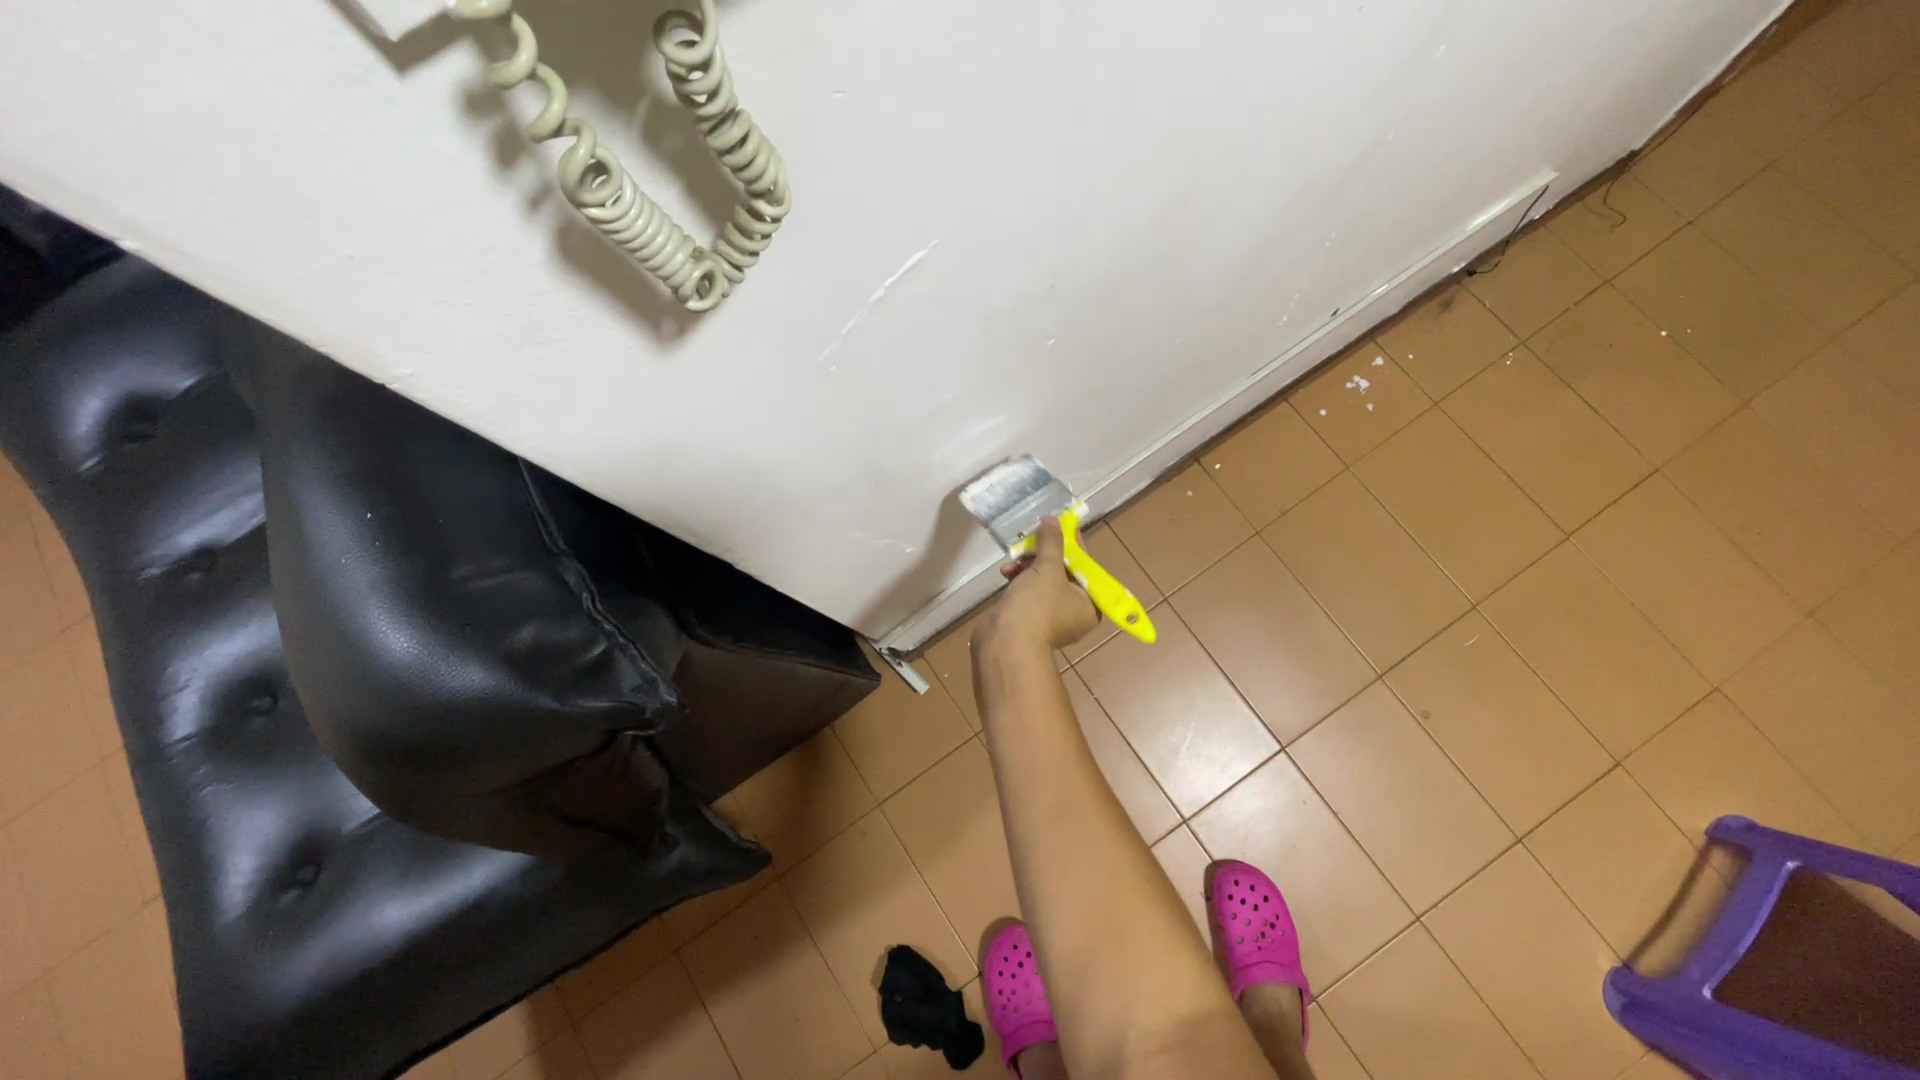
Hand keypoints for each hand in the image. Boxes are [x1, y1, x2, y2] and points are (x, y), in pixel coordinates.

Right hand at [975, 517, 1100, 652]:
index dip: (1073, 544)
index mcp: (1090, 604)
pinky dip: (1019, 580)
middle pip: (1063, 572)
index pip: (1085, 566)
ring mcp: (1050, 618)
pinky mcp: (1029, 619)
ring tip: (1014, 559)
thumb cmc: (1036, 605)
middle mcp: (1074, 612)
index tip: (1060, 526)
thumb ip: (1052, 542)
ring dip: (1028, 566)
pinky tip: (1006, 572)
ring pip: (1043, 581)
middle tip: (1033, 540)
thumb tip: (1052, 520)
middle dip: (1044, 555)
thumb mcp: (1047, 568)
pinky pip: (1029, 592)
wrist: (1005, 642)